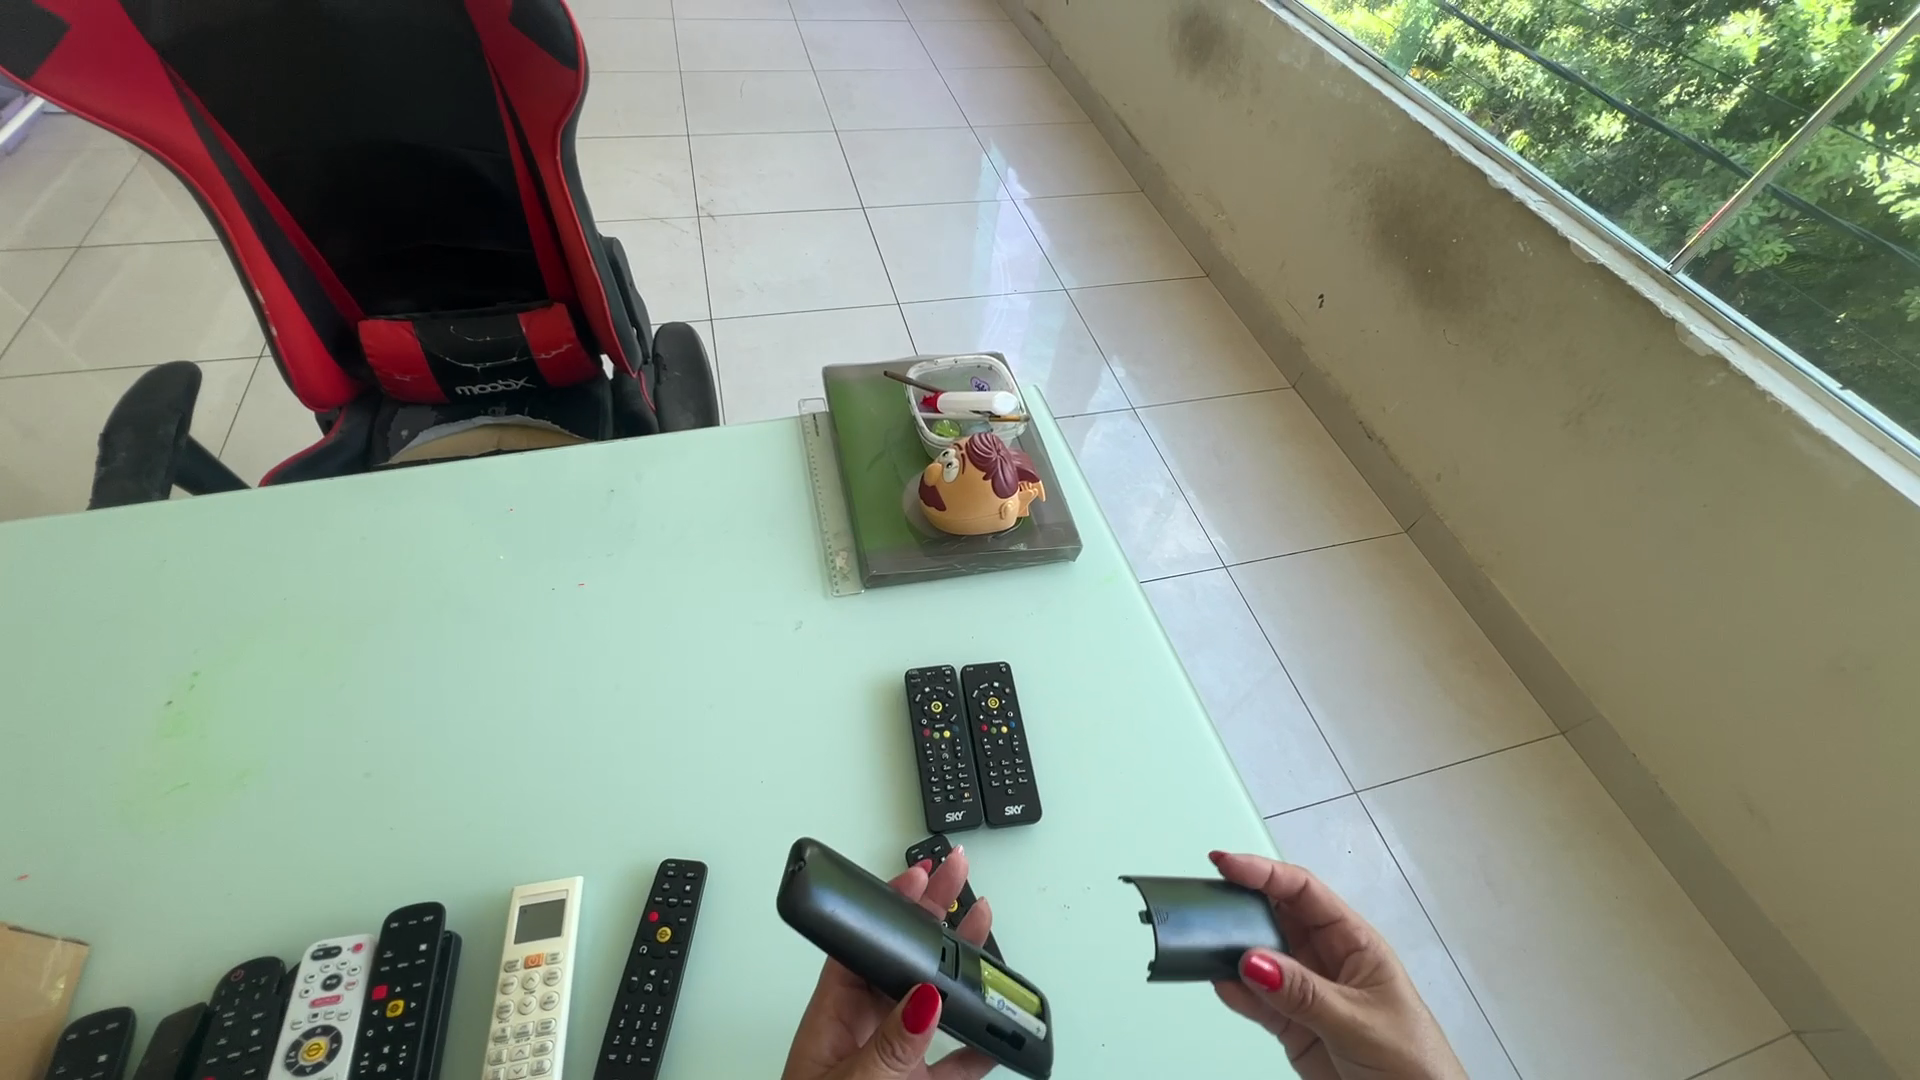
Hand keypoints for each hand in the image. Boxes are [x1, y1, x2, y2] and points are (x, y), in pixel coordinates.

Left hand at [779, 848, 997, 1079]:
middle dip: (933, 919)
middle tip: (959, 880)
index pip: (864, 943)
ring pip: (934, 1003)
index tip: (921, 875)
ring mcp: (893, 1062)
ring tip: (984, 928)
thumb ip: (891, 1047)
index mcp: (834, 1018)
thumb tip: (925, 997)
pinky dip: (977, 1045)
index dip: (893, 905)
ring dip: (961, 968)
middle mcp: (865, 1031)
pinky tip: (995, 1029)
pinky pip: (952, 1063)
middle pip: (904, 961)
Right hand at [1208, 851, 1466, 1079]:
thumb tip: (1250, 959)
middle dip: (1240, 903)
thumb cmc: (1413, 1066)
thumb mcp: (1360, 1023)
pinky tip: (1220, 984)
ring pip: (1258, 955)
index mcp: (1352, 941)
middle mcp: (1323, 957)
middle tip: (1204, 898)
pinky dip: (1234, 990)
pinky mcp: (1290, 1024)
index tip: (1224, 863)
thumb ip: (1304, 992)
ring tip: (1203, 942)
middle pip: (1274, 915)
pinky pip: (1254, 998)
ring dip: (1232, 949)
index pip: (1302, 891)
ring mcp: (1304, 990)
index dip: (1263, 871)